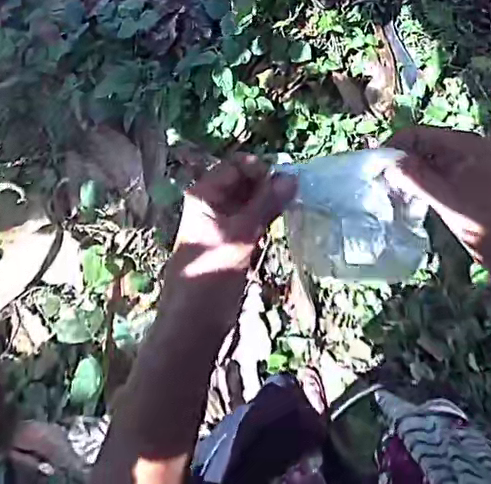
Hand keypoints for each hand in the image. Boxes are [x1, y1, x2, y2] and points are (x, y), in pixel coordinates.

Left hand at [171, 153, 296, 277]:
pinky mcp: (232, 243)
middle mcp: (211, 204)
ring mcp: (222, 224)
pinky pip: (251, 221)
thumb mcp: (240, 236)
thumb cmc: (211, 273)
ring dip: (269, 202)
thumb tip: (291, 177)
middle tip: (296, 191)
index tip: (287, 177)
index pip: (234, 167)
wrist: (194, 324)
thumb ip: (265, 204)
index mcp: (204, 194)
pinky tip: (284, 220)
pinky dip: (266, 218)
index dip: (259, 168)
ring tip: (294, 204)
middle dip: (267, 184)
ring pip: (249, 202)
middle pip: (242, 183)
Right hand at [385, 126, 490, 254]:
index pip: (416, 134)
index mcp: (464, 145)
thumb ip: (415, 177)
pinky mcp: (468, 190)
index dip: (392, 147)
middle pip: (420, 147)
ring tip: (391, 193)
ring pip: (426, 164)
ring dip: (408, 176)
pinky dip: (421, 187)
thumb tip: (386, 161)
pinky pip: (436, 179)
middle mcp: (465, 152)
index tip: (373, 167)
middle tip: (379, 183)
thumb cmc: (490, 227)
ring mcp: (468, 171)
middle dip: (399, 162)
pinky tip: (410, 202)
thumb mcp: (447, 201)